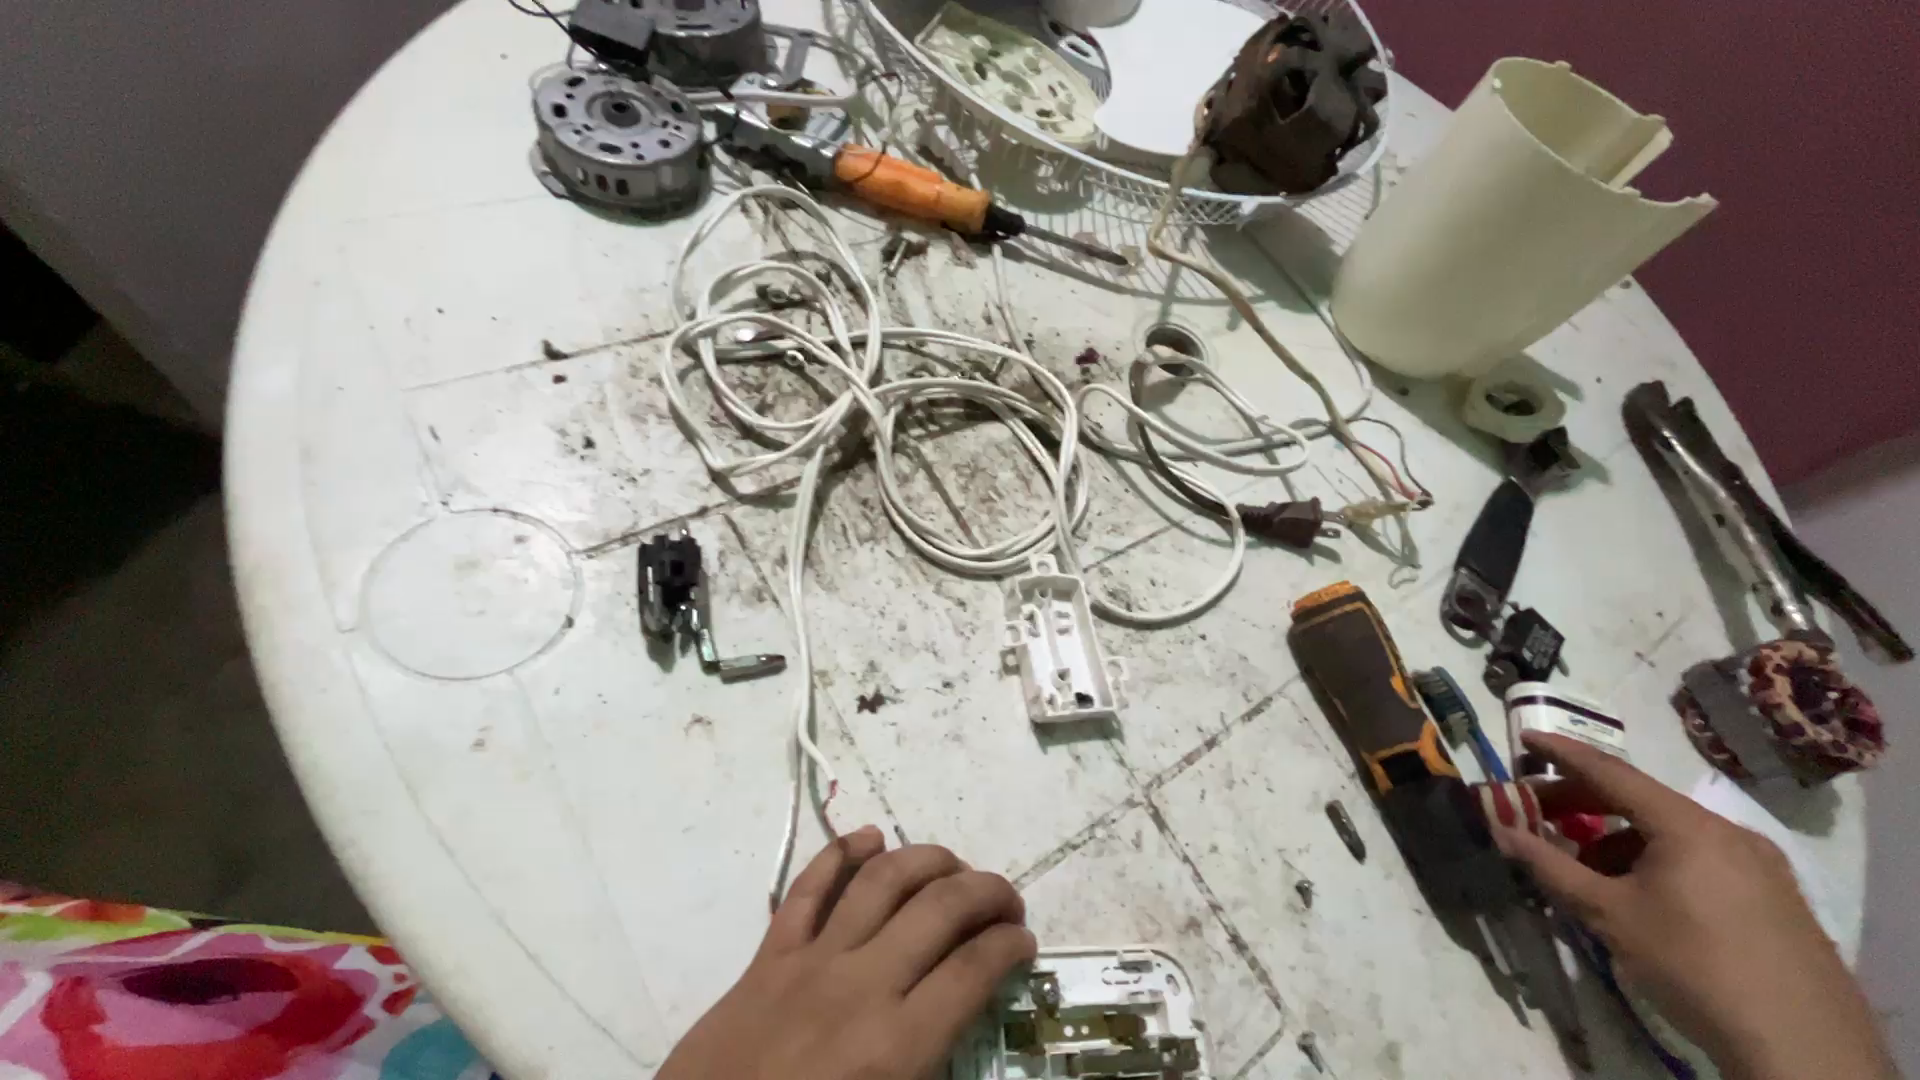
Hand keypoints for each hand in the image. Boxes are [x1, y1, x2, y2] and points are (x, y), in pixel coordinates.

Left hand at [658, 827, 1035, 1079]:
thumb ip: (933, 1065)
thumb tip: (964, 1025)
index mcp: (897, 1044)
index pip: (973, 969)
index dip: (1010, 945)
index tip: (1024, 942)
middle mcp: (862, 985)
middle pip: (940, 909)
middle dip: (986, 893)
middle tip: (1005, 901)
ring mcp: (812, 960)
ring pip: (882, 881)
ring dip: (927, 861)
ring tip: (953, 867)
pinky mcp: (770, 953)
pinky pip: (809, 888)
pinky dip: (840, 853)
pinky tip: (868, 836)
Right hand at [1493, 733, 1895, 1079]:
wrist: (1803, 1049)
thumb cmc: (1693, 965)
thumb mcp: (1609, 914)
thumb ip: (1549, 866)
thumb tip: (1499, 830)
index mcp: (1689, 827)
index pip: (1611, 772)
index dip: (1562, 753)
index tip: (1525, 736)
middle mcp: (1728, 834)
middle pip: (1640, 801)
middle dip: (1580, 802)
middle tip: (1534, 810)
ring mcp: (1758, 866)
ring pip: (1668, 833)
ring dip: (1615, 839)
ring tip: (1580, 869)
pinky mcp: (1771, 898)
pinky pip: (1697, 858)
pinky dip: (1651, 861)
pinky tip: (1633, 896)